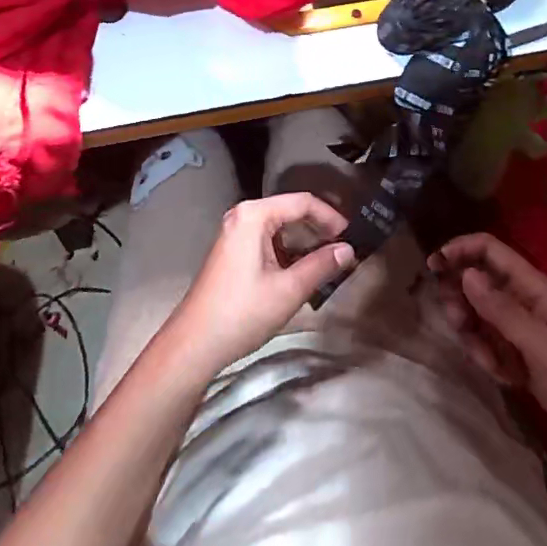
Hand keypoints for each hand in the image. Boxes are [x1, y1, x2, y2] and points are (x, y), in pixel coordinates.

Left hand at [158, 193, 356, 376]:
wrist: (194, 343)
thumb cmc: (242, 312)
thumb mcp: (289, 290)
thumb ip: (321, 265)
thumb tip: (349, 250)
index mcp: (253, 215)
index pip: (302, 202)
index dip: (331, 217)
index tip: (352, 236)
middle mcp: (243, 216)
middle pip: (291, 211)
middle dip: (319, 229)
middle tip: (345, 250)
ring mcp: (235, 233)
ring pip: (280, 227)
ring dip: (306, 242)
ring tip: (330, 262)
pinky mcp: (233, 251)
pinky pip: (268, 240)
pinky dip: (289, 251)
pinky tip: (305, 271)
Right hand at [430, 233, 546, 460]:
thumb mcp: (544, 349)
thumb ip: (503, 311)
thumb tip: (466, 273)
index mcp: (536, 289)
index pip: (490, 251)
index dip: (460, 250)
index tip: (433, 267)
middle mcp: (526, 301)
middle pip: (478, 280)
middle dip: (460, 297)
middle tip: (456, 322)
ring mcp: (523, 329)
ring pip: (479, 314)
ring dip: (473, 333)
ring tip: (487, 361)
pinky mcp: (521, 355)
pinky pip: (489, 343)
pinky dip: (487, 357)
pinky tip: (504, 378)